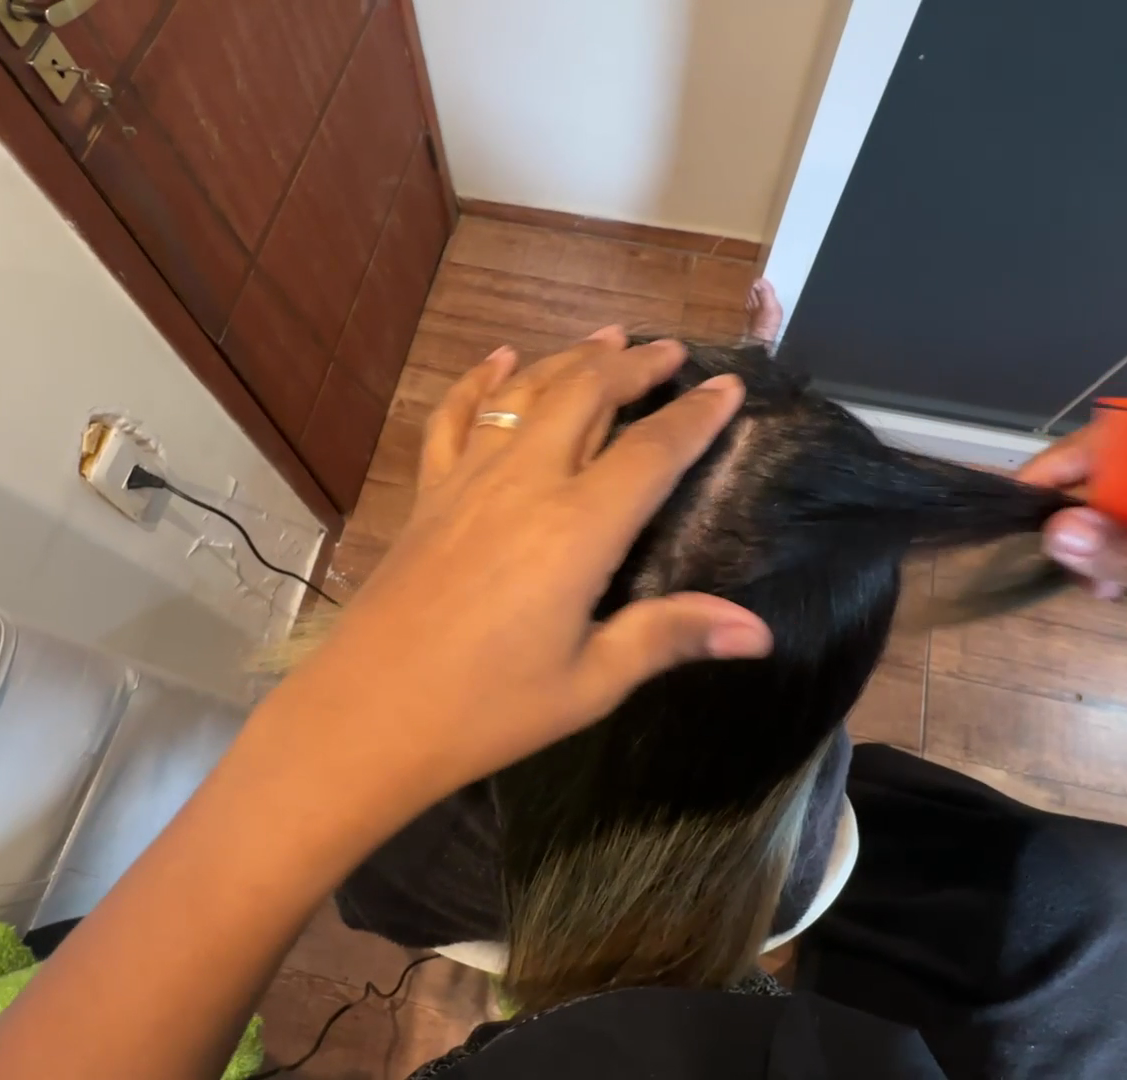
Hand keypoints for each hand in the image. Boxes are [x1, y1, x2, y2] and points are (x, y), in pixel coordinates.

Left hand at [282, 328, 771, 794]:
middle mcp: (526, 483)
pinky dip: (479, 381)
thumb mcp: (590, 683)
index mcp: (577, 529)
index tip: (729, 385)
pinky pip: (455, 417)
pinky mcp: (429, 493)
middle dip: (634, 364)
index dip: (696, 416)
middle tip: (670, 350)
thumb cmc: (487, 709)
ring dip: (571, 357)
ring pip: (526, 392)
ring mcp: (469, 481)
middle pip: (587, 395)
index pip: (652, 452)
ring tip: (607, 335)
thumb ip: (669, 637)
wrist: (367, 714)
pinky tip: (498, 359)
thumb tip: (759, 631)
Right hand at [1017, 429, 1126, 683]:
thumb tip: (1052, 530)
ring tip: (1104, 588)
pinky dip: (1106, 572)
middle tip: (1073, 563)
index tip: (1025, 497)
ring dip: (1093, 554)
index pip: (1122, 443)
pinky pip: (1115, 550)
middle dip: (1081, 522)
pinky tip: (1120, 596)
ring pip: (1103, 521)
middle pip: (1105, 482)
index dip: (1068, 463)